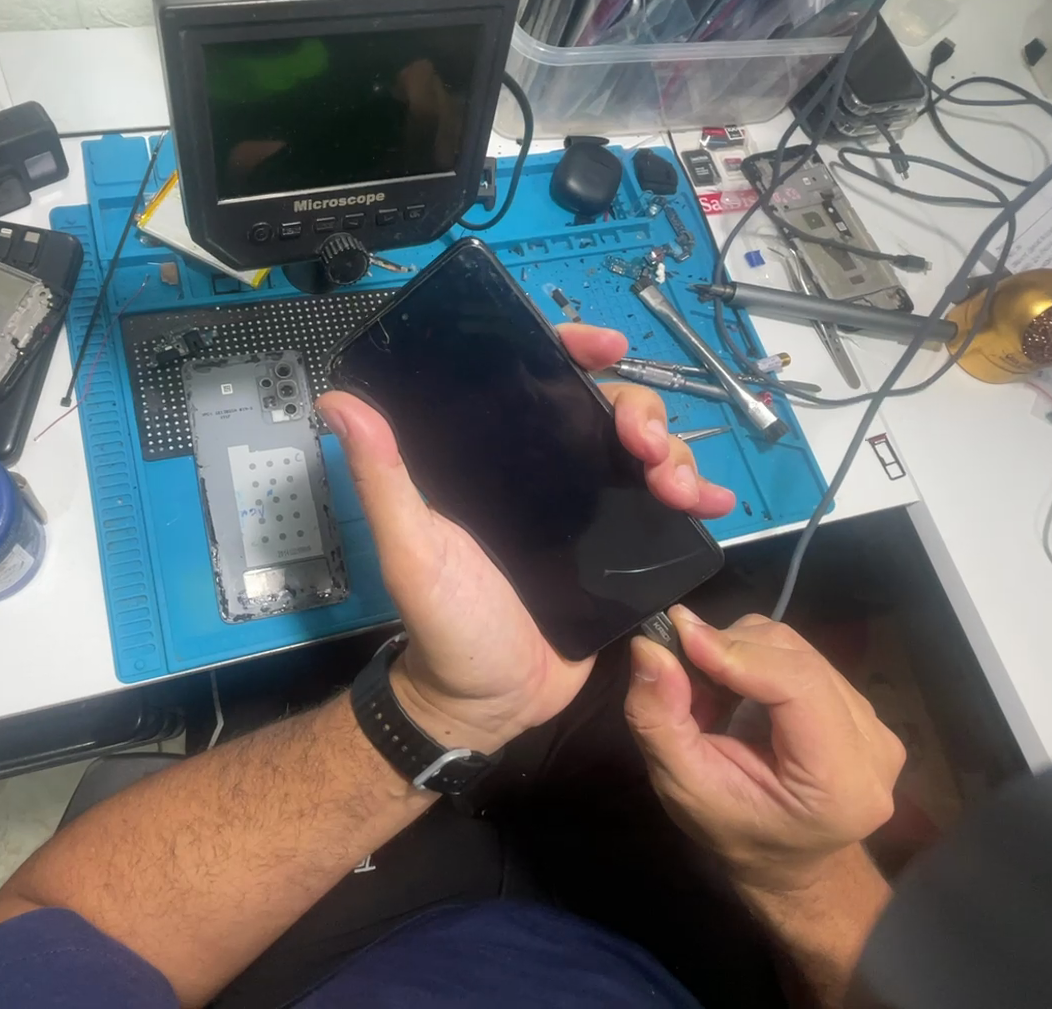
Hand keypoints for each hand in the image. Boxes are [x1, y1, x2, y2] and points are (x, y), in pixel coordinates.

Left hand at [316, 324, 734, 756]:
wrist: (489, 705)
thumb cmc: (443, 625)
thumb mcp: (411, 550)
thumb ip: (382, 481)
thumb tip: (340, 403)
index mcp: (492, 463)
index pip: (532, 387)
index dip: (569, 354)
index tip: (605, 347)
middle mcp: (540, 477)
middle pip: (600, 415)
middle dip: (637, 412)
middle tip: (646, 444)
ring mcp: (583, 514)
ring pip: (639, 457)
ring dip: (672, 455)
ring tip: (678, 486)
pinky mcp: (616, 553)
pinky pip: (659, 513)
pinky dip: (691, 500)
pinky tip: (711, 505)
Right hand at [624, 607, 904, 891]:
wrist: (783, 858)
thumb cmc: (732, 830)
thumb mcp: (680, 785)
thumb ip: (658, 719)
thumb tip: (649, 647)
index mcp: (841, 782)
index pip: (798, 685)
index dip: (737, 651)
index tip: (677, 633)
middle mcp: (873, 746)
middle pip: (795, 657)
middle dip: (727, 648)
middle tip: (678, 670)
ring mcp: (874, 723)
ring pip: (794, 648)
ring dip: (736, 651)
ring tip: (705, 691)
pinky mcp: (859, 706)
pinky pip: (797, 655)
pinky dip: (750, 657)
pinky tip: (731, 689)